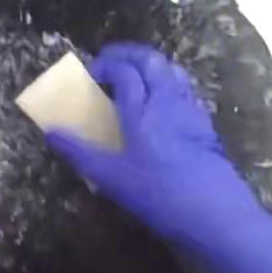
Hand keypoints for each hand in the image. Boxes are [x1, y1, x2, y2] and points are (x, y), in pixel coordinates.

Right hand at [46, 43, 271, 272]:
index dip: (105, 65)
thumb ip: (78, 152)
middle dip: (129, 54)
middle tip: (110, 60)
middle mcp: (167, 101)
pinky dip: (169, 82)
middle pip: (151, 62)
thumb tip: (50, 131)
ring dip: (151, 65)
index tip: (90, 73)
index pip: (124, 71)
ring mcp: (191, 112)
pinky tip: (162, 101)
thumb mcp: (110, 177)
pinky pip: (185, 90)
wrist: (221, 218)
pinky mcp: (206, 127)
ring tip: (135, 73)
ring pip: (172, 71)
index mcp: (142, 109)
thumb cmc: (160, 194)